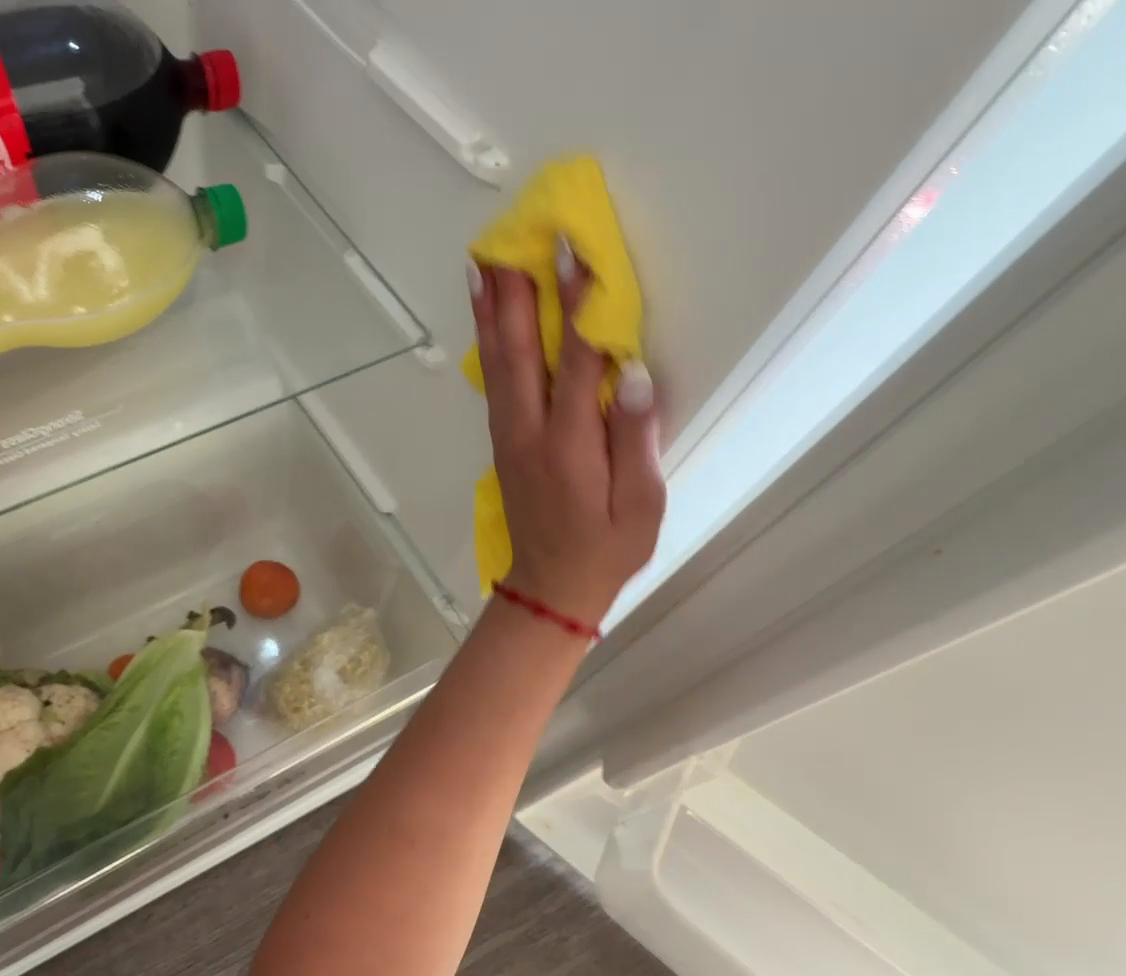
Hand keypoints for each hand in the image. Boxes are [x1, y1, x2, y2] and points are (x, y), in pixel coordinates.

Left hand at [469, 240, 665, 626]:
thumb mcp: (641, 504)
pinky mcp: (502, 439)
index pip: (575, 359)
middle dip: (516, 292)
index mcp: (569, 444)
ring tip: (484, 263)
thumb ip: (636, 438)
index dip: (576, 303)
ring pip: (496, 361)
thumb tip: (635, 372)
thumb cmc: (607, 547)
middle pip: (519, 350)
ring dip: (490, 310)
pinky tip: (485, 317)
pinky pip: (493, 379)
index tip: (572, 251)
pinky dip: (486, 342)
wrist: (549, 586)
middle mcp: (529, 430)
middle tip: (511, 239)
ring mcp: (508, 434)